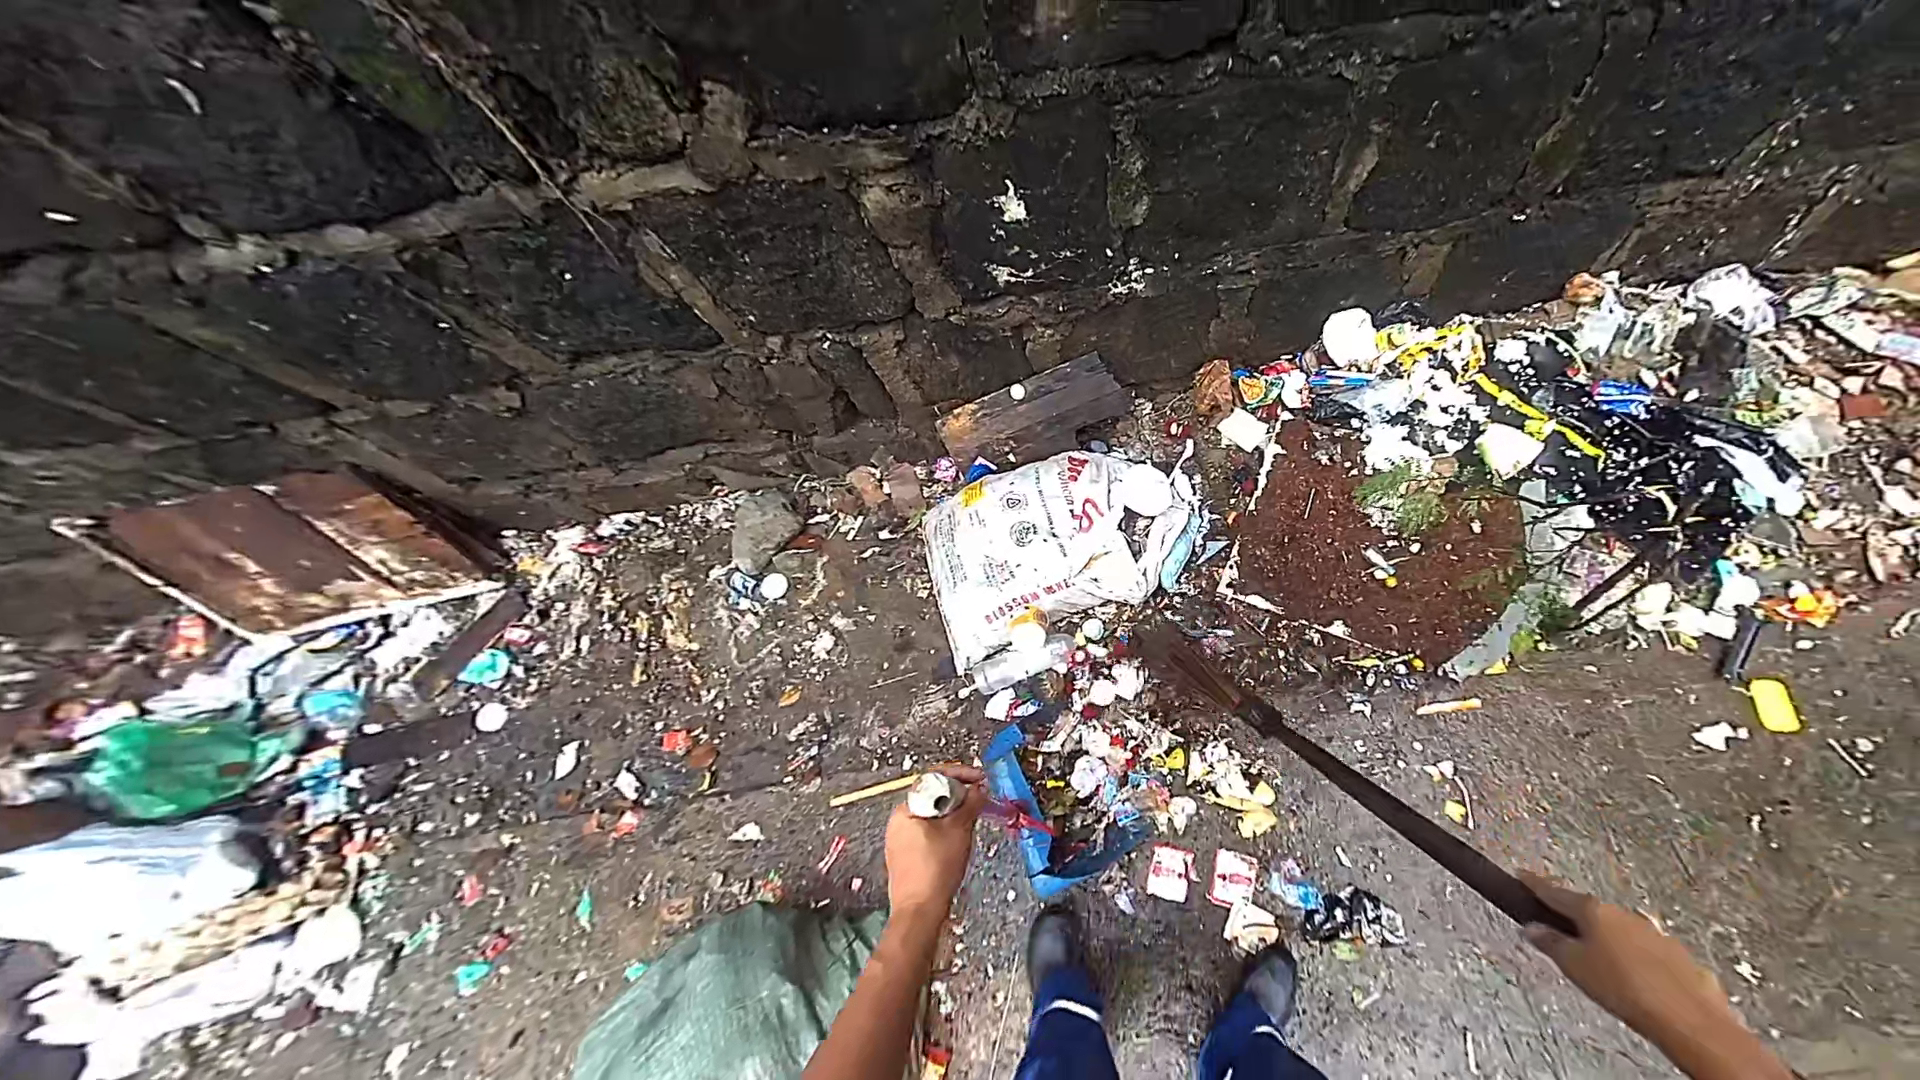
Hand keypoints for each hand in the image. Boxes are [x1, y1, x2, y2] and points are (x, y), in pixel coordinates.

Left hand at [884, 765, 985, 917]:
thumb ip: (970, 804)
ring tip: (972, 818)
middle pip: (932, 796)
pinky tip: (958, 839)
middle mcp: (899, 821)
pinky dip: (945, 830)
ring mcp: (900, 840)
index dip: (959, 775)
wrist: (920, 913)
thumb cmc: (935, 870)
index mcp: (906, 809)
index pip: (933, 779)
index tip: (979, 778)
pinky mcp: (906, 857)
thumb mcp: (958, 830)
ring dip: (953, 813)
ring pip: (931, 815)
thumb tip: (979, 789)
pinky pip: (928, 833)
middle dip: (958, 795)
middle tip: (978, 798)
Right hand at [1520, 873, 1790, 1079]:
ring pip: (1622, 931)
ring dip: (1609, 940)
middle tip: (1561, 932)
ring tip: (1601, 964)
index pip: (1553, 891)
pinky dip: (1638, 960)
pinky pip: (1650, 953)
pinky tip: (1637, 980)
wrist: (1693, 1025)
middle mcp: (1624, 915)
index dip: (1533, 883)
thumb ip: (1548, 942)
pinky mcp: (1683, 961)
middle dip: (1575, 919)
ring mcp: (1658, 936)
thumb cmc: (1625, 989)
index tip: (1521, 875)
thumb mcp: (1572, 964)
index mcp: (1593, 909)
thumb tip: (1532, 929)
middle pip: (1590, 911)